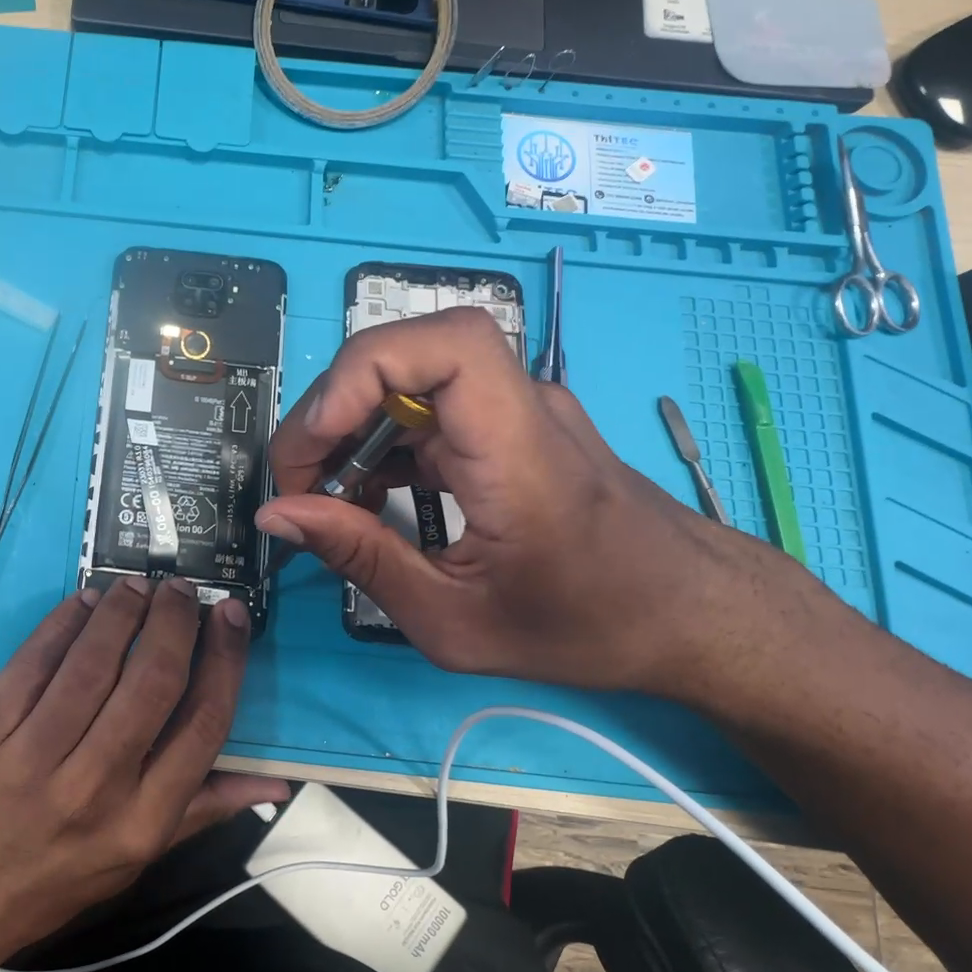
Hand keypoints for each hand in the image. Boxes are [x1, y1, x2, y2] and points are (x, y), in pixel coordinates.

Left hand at [0, 578, 287, 971]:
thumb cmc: (60, 871)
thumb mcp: (138, 856)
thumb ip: (204, 808)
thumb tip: (275, 778)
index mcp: (142, 820)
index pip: (202, 725)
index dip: (223, 661)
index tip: (229, 616)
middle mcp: (93, 788)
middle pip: (150, 684)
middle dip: (173, 623)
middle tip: (179, 588)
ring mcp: (31, 757)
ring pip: (91, 664)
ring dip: (121, 612)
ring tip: (136, 586)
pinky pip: (32, 661)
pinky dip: (63, 623)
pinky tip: (84, 602)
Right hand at [254, 306, 833, 698]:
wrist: (696, 616)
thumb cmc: (587, 627)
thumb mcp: (455, 621)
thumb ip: (361, 560)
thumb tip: (275, 514)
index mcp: (519, 455)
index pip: (448, 344)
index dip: (361, 373)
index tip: (317, 444)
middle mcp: (520, 409)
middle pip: (404, 356)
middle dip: (329, 413)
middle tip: (298, 488)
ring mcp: (513, 411)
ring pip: (403, 381)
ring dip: (344, 430)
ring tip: (322, 501)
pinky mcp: (504, 426)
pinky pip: (422, 411)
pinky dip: (375, 444)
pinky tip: (363, 500)